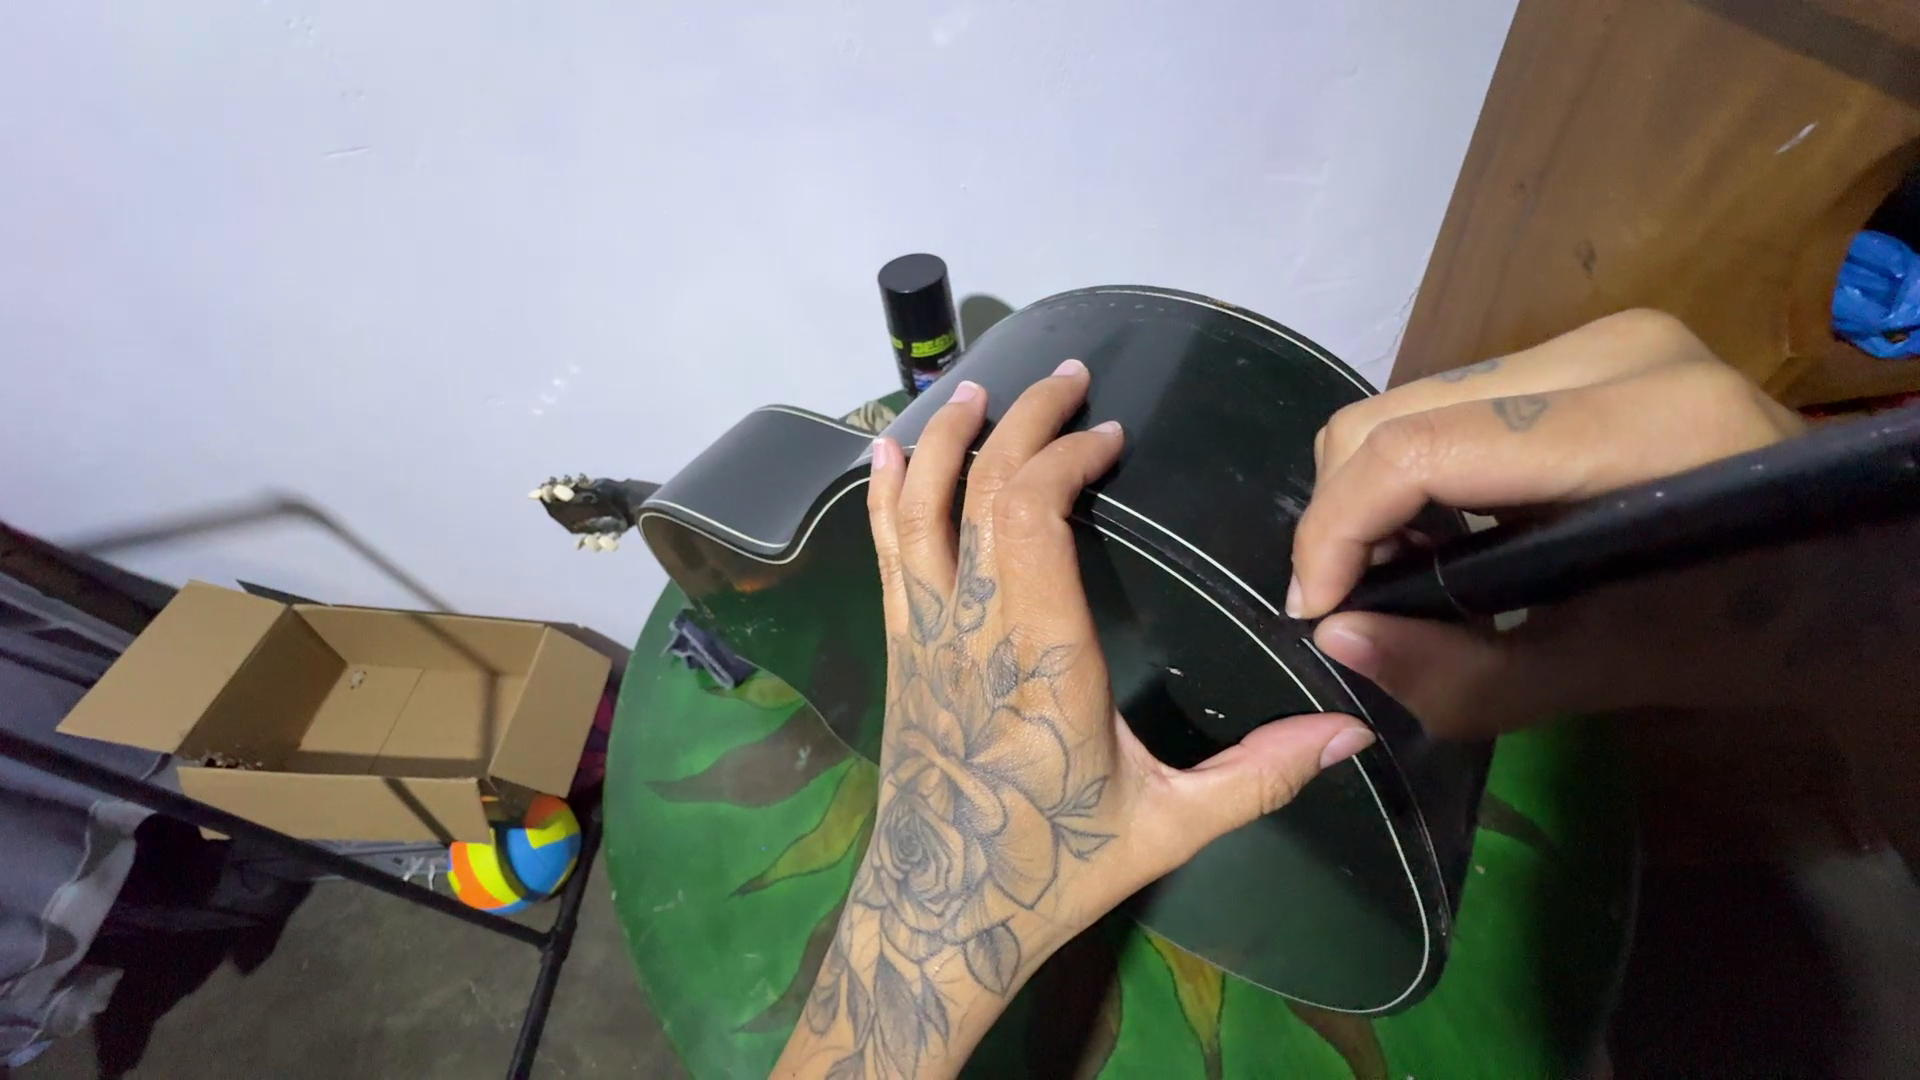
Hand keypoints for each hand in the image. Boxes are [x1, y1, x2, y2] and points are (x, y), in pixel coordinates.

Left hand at [774, 361, 1374, 1079]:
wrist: (941, 911)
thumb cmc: (1053, 868)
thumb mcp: (1168, 825)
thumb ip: (1258, 776)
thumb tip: (1355, 732)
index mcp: (1045, 659)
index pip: (1035, 515)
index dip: (1066, 456)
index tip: (1108, 437)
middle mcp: (973, 630)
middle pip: (982, 492)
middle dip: (1023, 422)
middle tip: (1065, 379)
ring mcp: (923, 634)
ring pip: (919, 511)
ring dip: (946, 441)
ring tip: (979, 392)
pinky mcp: (898, 647)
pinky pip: (884, 554)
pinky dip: (885, 495)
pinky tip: (886, 454)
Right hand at [1291, 309, 1805, 734]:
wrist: (1865, 564)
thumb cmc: (1751, 630)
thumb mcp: (1604, 676)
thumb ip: (1460, 675)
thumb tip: (1332, 637)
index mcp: (1642, 427)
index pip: (1417, 451)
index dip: (1335, 529)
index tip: (1315, 607)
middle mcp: (1605, 352)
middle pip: (1383, 419)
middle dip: (1336, 517)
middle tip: (1346, 595)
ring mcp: (1585, 342)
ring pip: (1392, 407)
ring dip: (1360, 496)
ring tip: (1390, 566)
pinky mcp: (1567, 352)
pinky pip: (1426, 406)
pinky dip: (1395, 475)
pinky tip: (1426, 530)